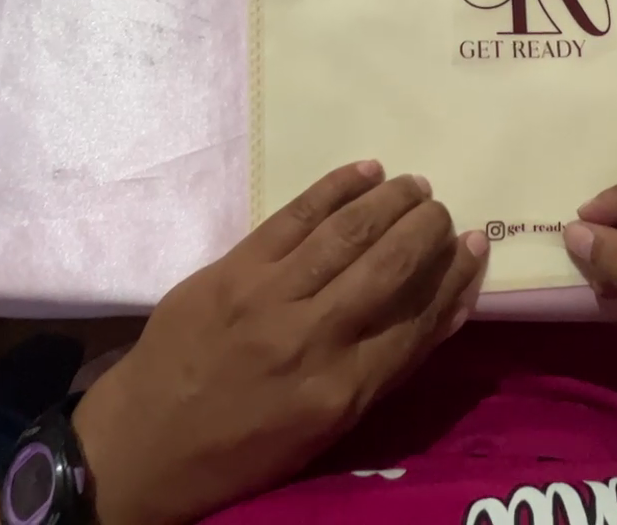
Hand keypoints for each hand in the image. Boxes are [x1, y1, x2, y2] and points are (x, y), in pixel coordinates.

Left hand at [72, 162, 488, 524]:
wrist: (141, 443)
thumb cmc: (244, 446)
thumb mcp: (326, 428)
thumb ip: (386, 365)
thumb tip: (445, 307)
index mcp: (341, 390)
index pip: (418, 319)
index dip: (455, 276)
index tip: (475, 243)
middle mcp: (313, 337)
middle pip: (390, 266)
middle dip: (427, 229)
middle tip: (443, 210)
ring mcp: (269, 295)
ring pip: (348, 232)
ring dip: (391, 201)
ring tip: (416, 185)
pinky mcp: (234, 266)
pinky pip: (296, 214)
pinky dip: (336, 187)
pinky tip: (366, 171)